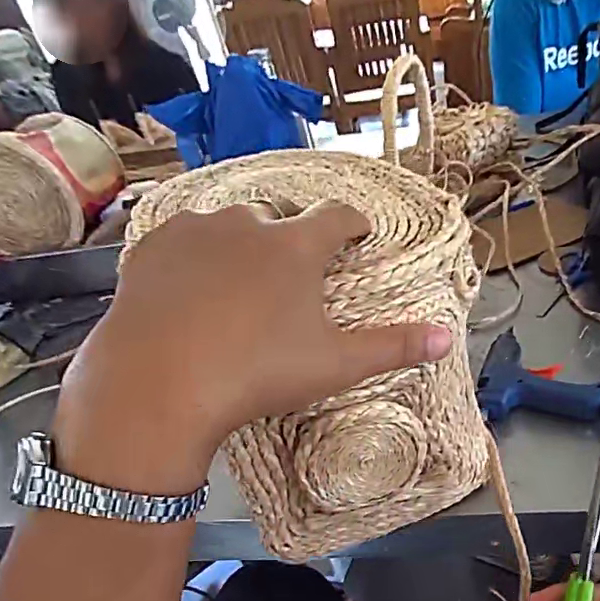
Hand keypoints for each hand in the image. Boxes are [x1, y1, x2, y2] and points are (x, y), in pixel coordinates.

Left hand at [52, 201, 453, 492]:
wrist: (157, 384)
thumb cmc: (258, 372)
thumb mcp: (335, 365)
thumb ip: (393, 347)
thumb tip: (448, 338)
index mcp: (295, 247)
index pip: (338, 216)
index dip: (354, 223)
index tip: (359, 234)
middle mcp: (246, 223)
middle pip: (282, 216)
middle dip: (294, 236)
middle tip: (296, 274)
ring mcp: (194, 230)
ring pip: (230, 223)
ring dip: (245, 241)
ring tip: (244, 279)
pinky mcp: (151, 246)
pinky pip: (185, 237)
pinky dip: (199, 254)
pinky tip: (195, 285)